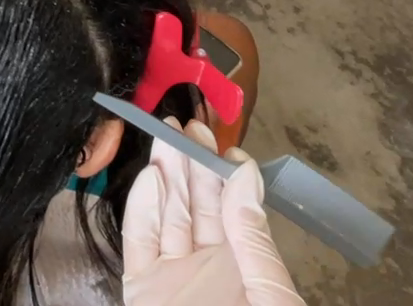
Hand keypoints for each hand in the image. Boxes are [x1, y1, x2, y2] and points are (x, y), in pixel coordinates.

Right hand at [121, 119, 303, 305]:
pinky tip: (152, 177)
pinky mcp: (142, 288)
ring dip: (168, 175)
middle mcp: (211, 272)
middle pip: (199, 208)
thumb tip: (244, 175)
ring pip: (168, 215)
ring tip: (168, 136)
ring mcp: (174, 279)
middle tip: (188, 123)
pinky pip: (139, 240)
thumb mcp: (273, 302)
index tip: (226, 144)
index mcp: (249, 276)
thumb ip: (253, 241)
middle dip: (194, 164)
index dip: (229, 177)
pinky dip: (142, 206)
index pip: (236, 214)